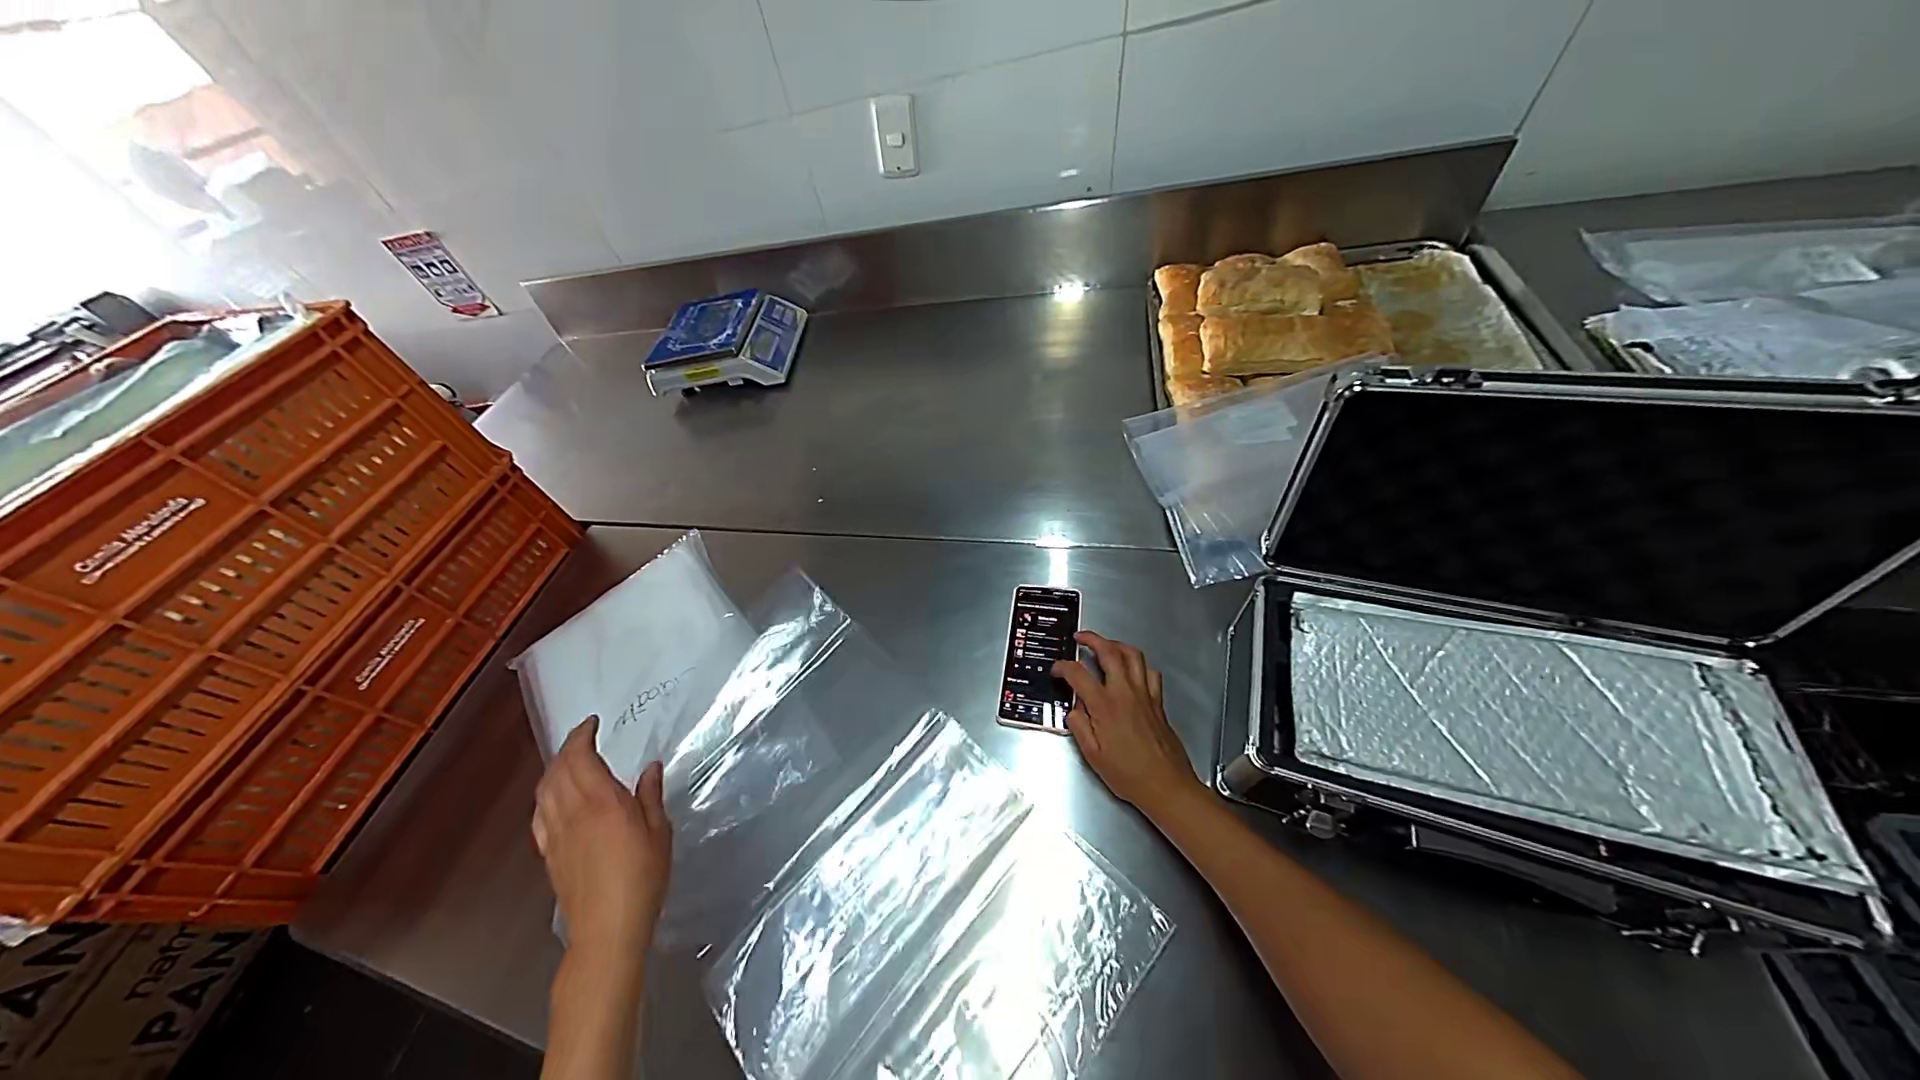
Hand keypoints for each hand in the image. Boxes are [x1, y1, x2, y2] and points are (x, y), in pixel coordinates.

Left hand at [532, 715, 671, 953]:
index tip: (592, 723)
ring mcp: (556, 834)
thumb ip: (650, 796)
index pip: (580, 757)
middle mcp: (572, 812)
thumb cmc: (642, 876)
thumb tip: (650, 768)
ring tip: (569, 761)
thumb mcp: (659, 831)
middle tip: (584, 737)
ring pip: (544, 790)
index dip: (582, 735)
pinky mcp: (549, 854)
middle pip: (558, 770)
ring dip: (554, 769)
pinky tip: (554, 799)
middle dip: (568, 748)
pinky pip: (539, 814)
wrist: (607, 928)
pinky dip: (545, 796)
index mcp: (601, 802)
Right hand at [1053, 631, 1208, 819]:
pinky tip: (1132, 670)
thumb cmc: (1128, 774)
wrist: (1166, 785)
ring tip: (1106, 645)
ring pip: (1133, 655)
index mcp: (1105, 706)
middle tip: (1081, 637)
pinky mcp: (1158, 702)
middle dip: (1092, 639)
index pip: (1079, 673)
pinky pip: (1150, 672)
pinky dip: (1138, 665)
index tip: (1057, 669)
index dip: (1063, 667)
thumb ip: (1079, 726)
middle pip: (1109, 652)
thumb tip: (1074, 708)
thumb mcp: (1093, 755)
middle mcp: (1126, 694)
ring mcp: (1145, 695)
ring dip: (1116, 645)